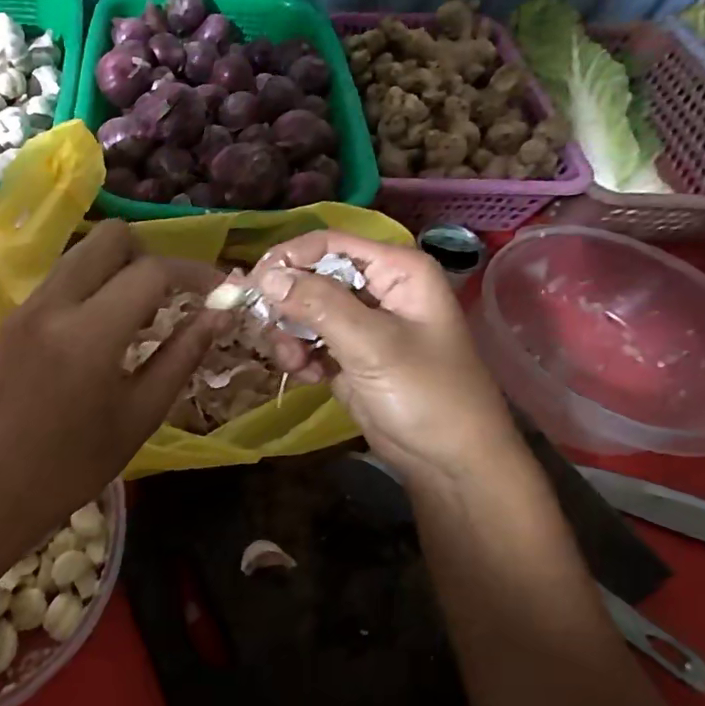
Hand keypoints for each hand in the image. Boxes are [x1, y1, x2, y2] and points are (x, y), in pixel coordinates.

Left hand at [0, 220, 226, 527]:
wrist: (3, 484)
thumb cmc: (82, 460)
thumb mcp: (145, 410)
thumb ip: (184, 353)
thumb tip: (221, 313)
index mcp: (90, 335)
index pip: (151, 272)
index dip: (193, 274)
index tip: (218, 291)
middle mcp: (54, 305)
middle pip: (111, 237)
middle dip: (150, 257)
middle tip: (169, 298)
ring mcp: (28, 306)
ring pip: (84, 252)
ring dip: (120, 268)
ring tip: (139, 316)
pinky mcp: (14, 315)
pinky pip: (63, 277)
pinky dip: (93, 285)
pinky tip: (104, 330)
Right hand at [254, 230, 516, 480]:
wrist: (450, 462)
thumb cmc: (426, 394)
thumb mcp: (372, 344)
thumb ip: (318, 304)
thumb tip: (266, 275)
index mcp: (397, 270)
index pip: (329, 243)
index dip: (290, 258)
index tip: (254, 284)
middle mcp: (379, 289)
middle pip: (313, 276)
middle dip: (287, 302)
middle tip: (266, 329)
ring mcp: (363, 325)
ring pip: (306, 311)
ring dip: (290, 334)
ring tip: (294, 362)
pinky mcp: (351, 356)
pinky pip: (311, 342)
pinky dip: (302, 356)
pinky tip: (308, 377)